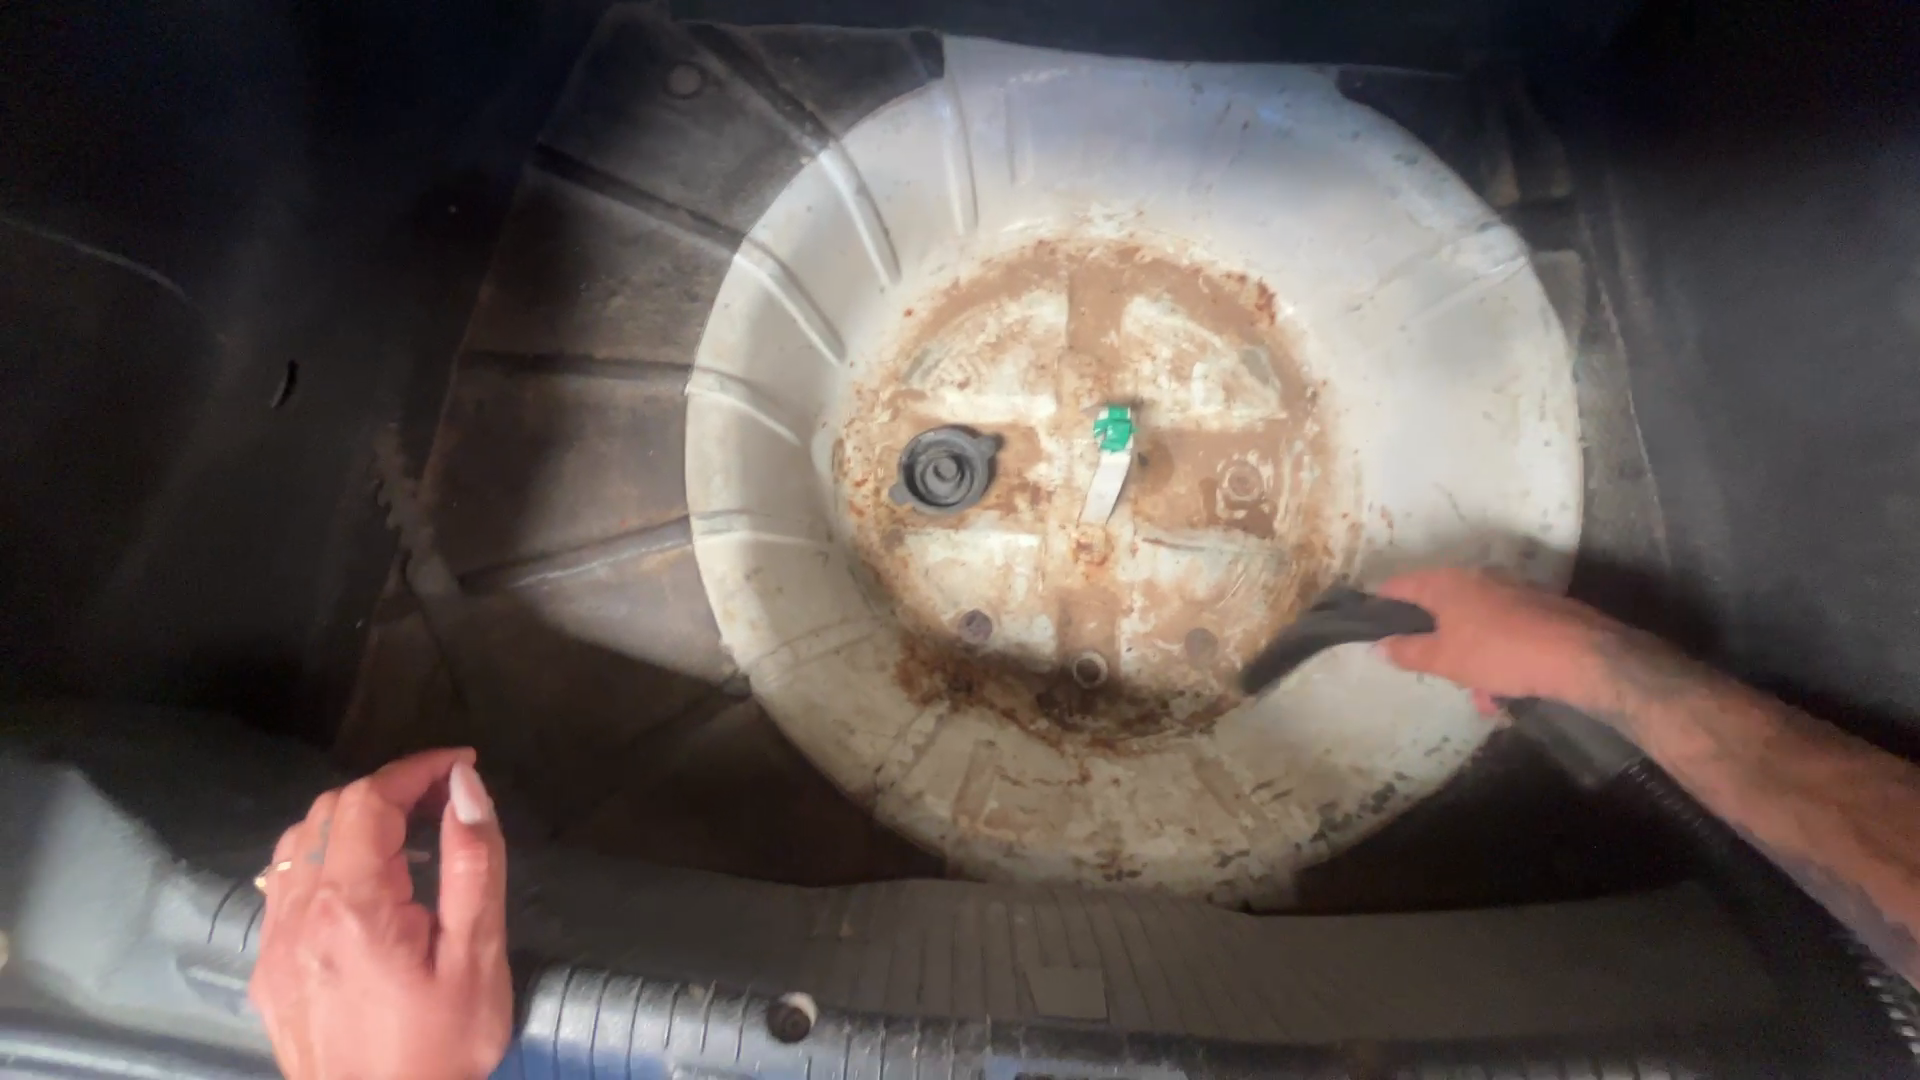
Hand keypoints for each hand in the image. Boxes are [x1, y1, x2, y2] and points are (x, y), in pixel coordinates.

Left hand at [250, 749, 512, 1079]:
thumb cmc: (445, 1038)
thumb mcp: (478, 949)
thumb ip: (475, 859)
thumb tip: (466, 786)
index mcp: (353, 908)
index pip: (369, 801)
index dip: (418, 768)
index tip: (465, 764)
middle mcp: (299, 918)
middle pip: (330, 812)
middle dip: (393, 785)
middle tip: (452, 793)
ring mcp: (277, 946)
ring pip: (301, 842)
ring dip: (359, 814)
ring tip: (418, 823)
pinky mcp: (272, 970)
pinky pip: (288, 881)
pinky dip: (332, 849)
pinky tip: (374, 870)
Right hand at [1376, 567, 1619, 707]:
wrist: (1586, 657)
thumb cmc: (1500, 652)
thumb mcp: (1443, 659)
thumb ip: (1406, 652)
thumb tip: (1378, 646)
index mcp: (1445, 583)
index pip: (1398, 585)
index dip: (1381, 605)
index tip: (1372, 625)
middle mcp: (1476, 577)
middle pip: (1438, 606)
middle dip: (1433, 640)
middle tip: (1430, 667)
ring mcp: (1512, 591)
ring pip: (1474, 624)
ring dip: (1468, 655)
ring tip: (1479, 693)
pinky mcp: (1540, 609)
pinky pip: (1504, 631)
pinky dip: (1497, 655)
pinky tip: (1507, 689)